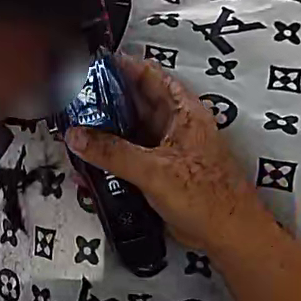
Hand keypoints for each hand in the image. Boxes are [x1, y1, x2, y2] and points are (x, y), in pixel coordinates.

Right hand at [64, 54, 275, 253]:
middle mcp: (174, 126)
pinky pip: (129, 158)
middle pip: (134, 103)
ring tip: (76, 129)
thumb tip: (79, 137)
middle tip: (75, 100)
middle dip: (105, 102)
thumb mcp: (154, 170)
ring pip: (130, 132)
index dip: (122, 67)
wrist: (226, 235)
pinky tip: (91, 163)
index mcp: (182, 112)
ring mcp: (166, 150)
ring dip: (106, 132)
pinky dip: (110, 158)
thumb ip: (113, 152)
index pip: (149, 75)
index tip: (93, 65)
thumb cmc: (209, 198)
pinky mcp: (159, 173)